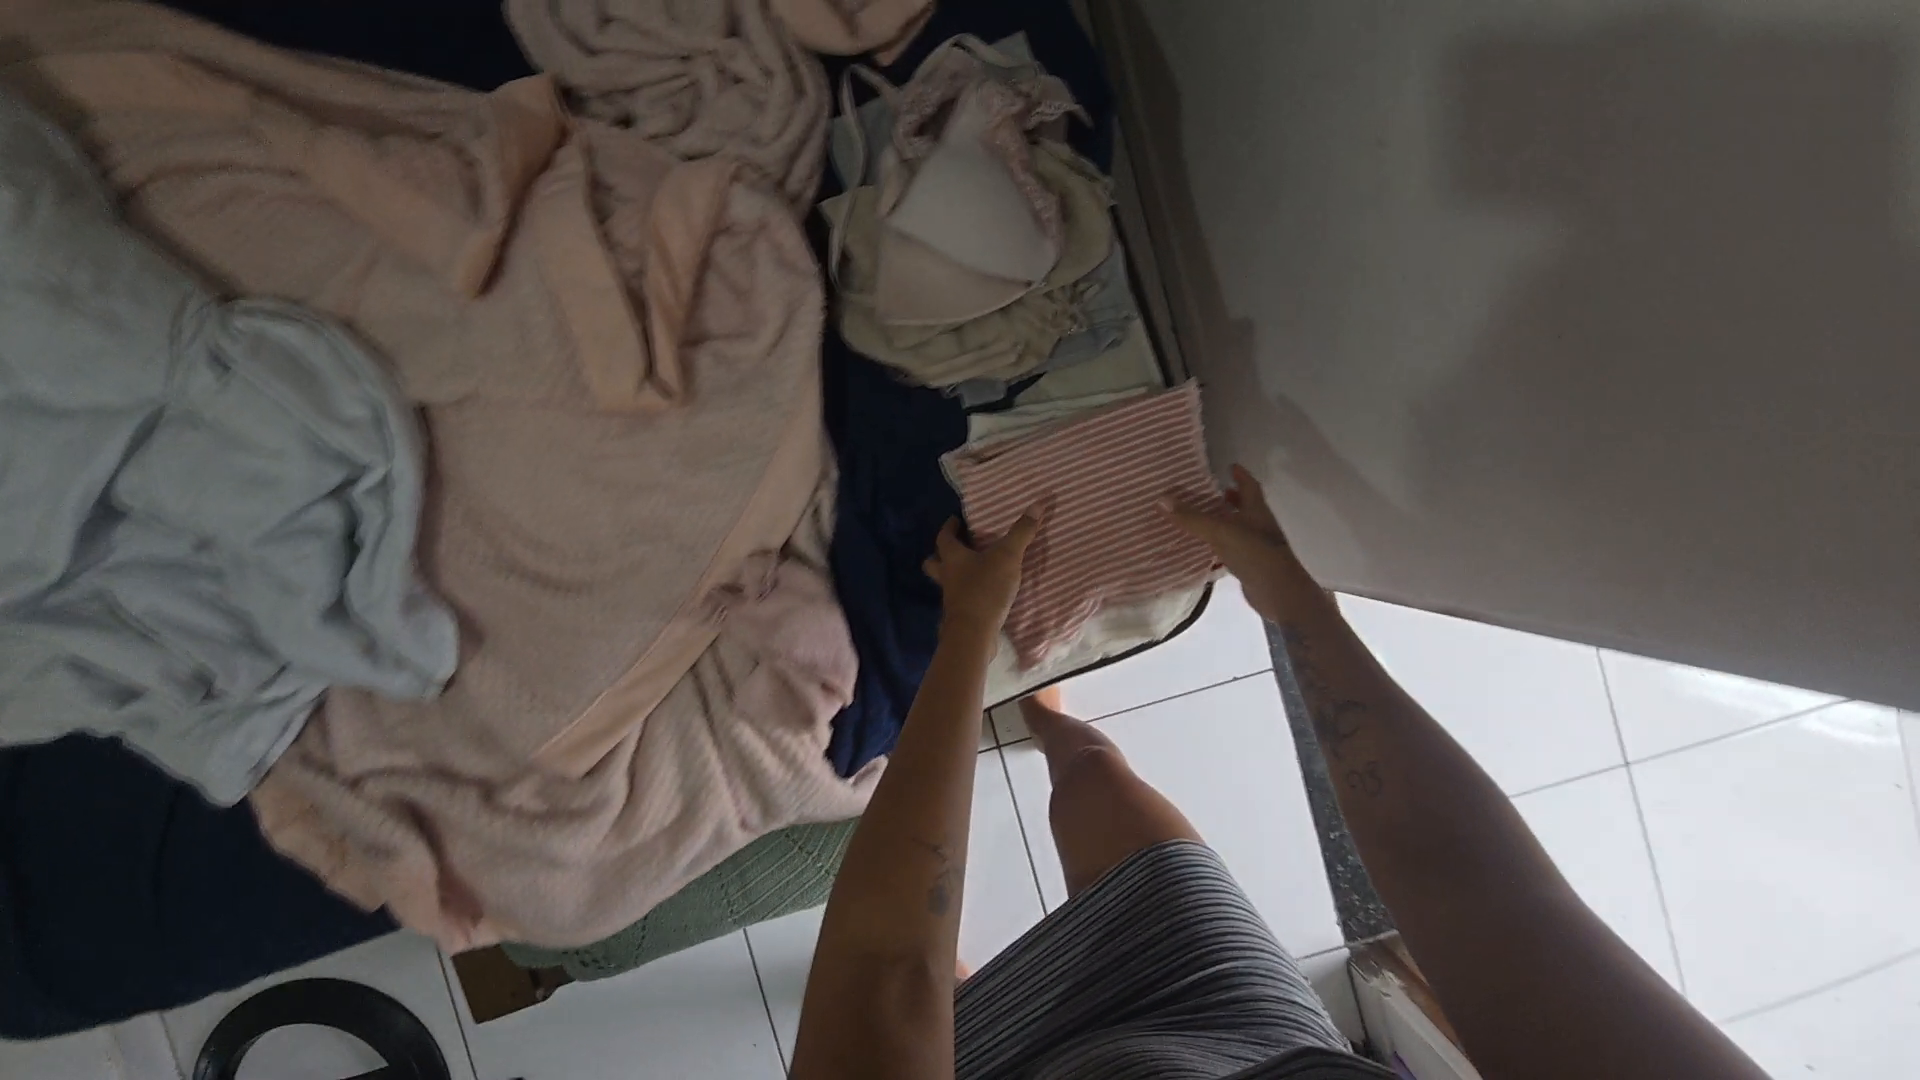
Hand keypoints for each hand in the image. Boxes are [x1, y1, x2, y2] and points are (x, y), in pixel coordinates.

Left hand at [923, 512, 1042, 640]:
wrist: (974, 633)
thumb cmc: (985, 588)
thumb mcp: (1007, 556)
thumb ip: (1021, 532)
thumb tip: (1038, 503)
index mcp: (952, 557)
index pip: (944, 537)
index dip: (949, 527)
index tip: (955, 519)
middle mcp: (947, 576)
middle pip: (934, 562)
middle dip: (941, 554)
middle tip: (956, 547)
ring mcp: (951, 598)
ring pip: (946, 582)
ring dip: (954, 575)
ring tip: (971, 571)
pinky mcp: (960, 615)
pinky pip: (960, 599)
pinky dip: (968, 593)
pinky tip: (982, 593)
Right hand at [1164, 464, 1312, 621]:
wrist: (1279, 593)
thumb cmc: (1254, 554)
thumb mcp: (1220, 532)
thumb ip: (1192, 517)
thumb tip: (1161, 499)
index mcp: (1256, 511)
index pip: (1249, 486)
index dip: (1240, 475)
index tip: (1229, 465)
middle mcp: (1259, 525)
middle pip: (1245, 506)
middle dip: (1229, 497)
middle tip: (1209, 491)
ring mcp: (1257, 546)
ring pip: (1238, 527)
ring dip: (1224, 520)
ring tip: (1202, 517)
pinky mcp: (1251, 564)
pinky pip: (1233, 548)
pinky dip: (1220, 544)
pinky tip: (1206, 547)